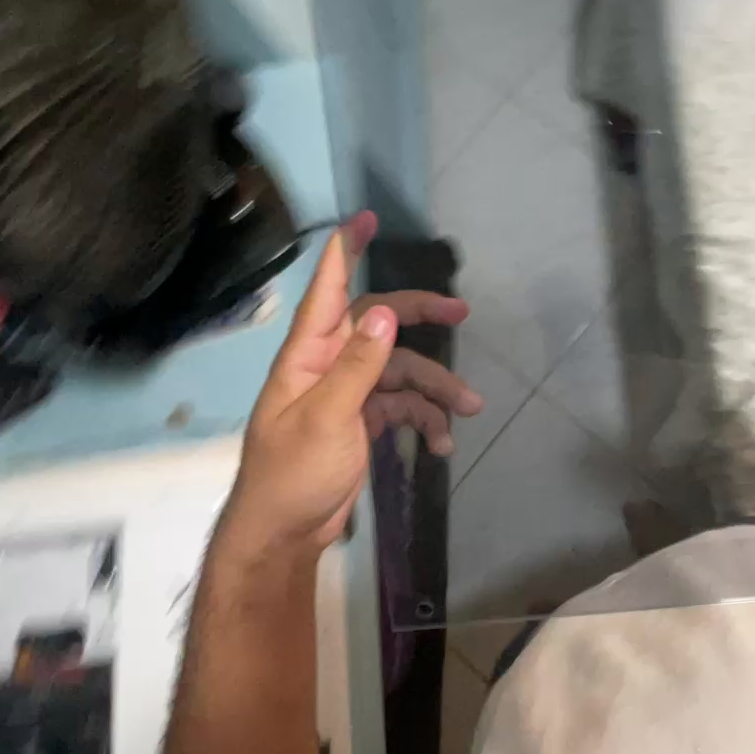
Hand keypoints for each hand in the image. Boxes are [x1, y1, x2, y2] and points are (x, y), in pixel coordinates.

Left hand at [227, 212, 479, 552]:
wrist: (285, 534)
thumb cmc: (293, 474)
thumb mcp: (327, 419)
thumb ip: (357, 366)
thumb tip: (386, 312)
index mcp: (308, 356)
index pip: (327, 292)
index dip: (345, 252)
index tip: (366, 219)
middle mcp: (329, 365)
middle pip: (380, 326)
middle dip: (419, 318)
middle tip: (460, 314)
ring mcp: (348, 394)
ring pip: (401, 373)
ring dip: (435, 389)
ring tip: (468, 410)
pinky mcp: (364, 421)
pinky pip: (402, 408)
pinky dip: (425, 421)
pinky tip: (441, 445)